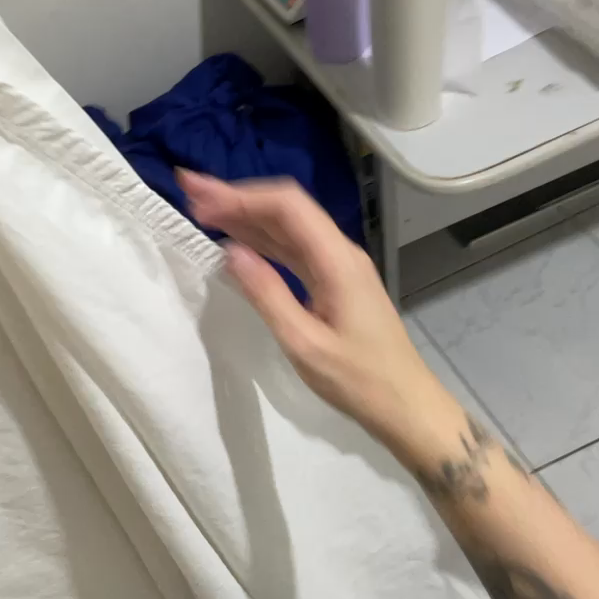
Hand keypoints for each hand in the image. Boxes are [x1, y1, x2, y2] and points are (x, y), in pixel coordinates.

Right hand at [179, 171, 471, 470]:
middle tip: (192, 193)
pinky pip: (292, 250)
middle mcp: (338, 253)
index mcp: (336, 260)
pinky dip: (261, 241)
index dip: (241, 196)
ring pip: (287, 228)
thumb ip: (266, 294)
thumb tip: (230, 252)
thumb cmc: (358, 380)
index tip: (201, 199)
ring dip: (246, 217)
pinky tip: (235, 242)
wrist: (406, 406)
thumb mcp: (304, 343)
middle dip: (237, 198)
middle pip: (285, 210)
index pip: (286, 207)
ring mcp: (337, 266)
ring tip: (202, 210)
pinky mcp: (333, 282)